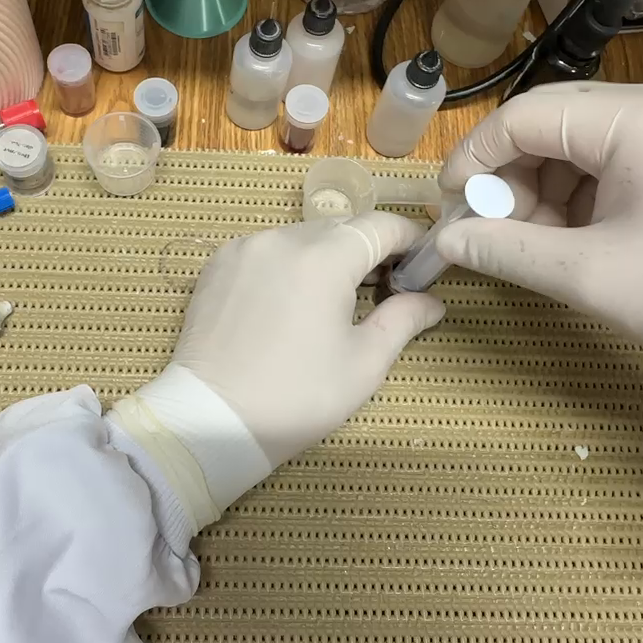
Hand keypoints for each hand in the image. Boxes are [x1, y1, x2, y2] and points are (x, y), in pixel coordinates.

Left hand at [113, 213, 444, 530]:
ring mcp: (245, 247)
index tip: (421, 263)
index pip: (381, 225)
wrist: (211, 417)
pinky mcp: (217, 263)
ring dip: (325, 257)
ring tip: (331, 299)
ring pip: (301, 237)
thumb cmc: (298, 396)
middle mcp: (282, 237)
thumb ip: (403, 320)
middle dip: (367, 251)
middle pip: (340, 229)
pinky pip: (266, 250)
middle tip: (382, 288)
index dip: (410, 239)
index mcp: (324, 257)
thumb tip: (431, 300)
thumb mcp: (363, 364)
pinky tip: (288, 302)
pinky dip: (287, 264)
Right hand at [434, 82, 642, 382]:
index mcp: (637, 120)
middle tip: (491, 230)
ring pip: (576, 141)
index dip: (473, 159)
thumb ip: (507, 252)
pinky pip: (610, 158)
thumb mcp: (590, 277)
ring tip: (534, 243)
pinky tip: (572, 236)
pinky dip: (577, 194)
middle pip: (549, 122)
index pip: (523, 116)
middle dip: (508, 176)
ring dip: (541, 188)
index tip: (448, 207)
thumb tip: (447, 242)